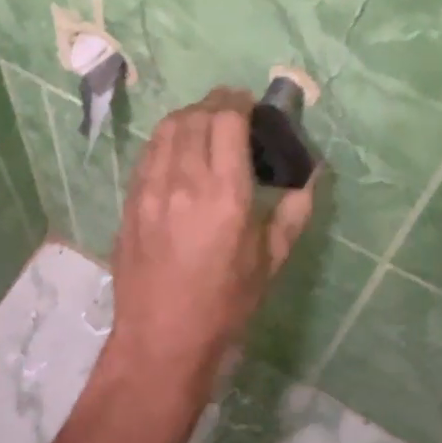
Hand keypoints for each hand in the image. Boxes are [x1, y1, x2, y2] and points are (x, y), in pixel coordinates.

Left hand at [106, 86, 317, 386]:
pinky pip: (148, 152)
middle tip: (231, 110)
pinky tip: (177, 151)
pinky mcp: (129, 200)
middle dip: (215, 103)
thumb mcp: (269, 263)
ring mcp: (150, 188)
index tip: (250, 103)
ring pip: (166, 128)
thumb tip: (312, 177)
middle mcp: (184, 180)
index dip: (238, 101)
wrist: (160, 341)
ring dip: (188, 115)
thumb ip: (292, 213)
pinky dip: (166, 138)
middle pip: (194, 116)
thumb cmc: (224, 306)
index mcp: (225, 194)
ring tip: (204, 123)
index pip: (226, 120)